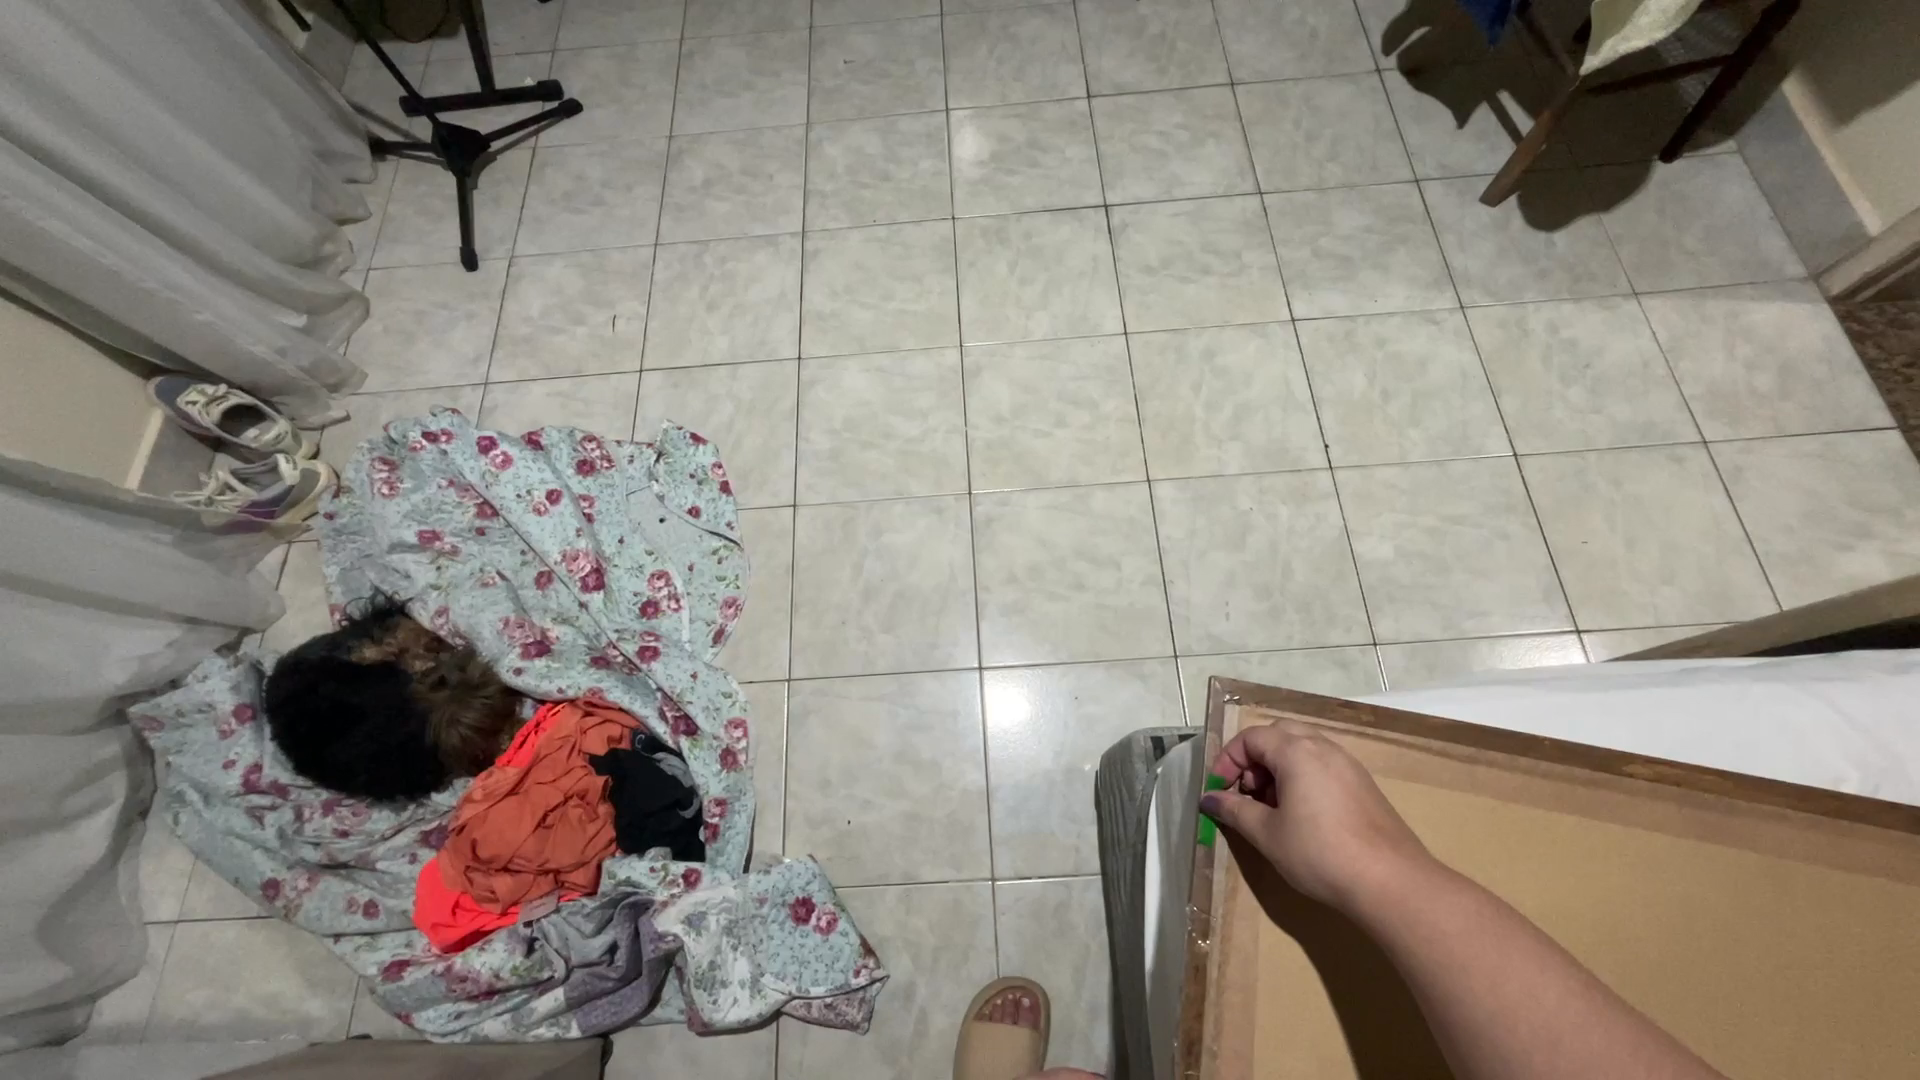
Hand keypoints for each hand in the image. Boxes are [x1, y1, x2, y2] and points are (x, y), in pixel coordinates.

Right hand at [1201, 720, 1436, 912]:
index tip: (1219, 790)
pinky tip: (1302, 816)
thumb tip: (1210, 799)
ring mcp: (1348, 766)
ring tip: (1272, 807)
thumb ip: (1235, 810)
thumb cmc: (1320, 853)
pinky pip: (1323, 765)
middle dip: (1254, 759)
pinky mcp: (1364, 786)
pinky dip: (1302, 777)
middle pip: (1278, 735)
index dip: (1228, 760)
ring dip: (1278, 768)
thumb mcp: (1267, 834)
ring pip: (1303, 749)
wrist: (1392, 883)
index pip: (1251, 738)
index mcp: (1297, 752)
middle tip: (1247, 792)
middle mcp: (1324, 748)